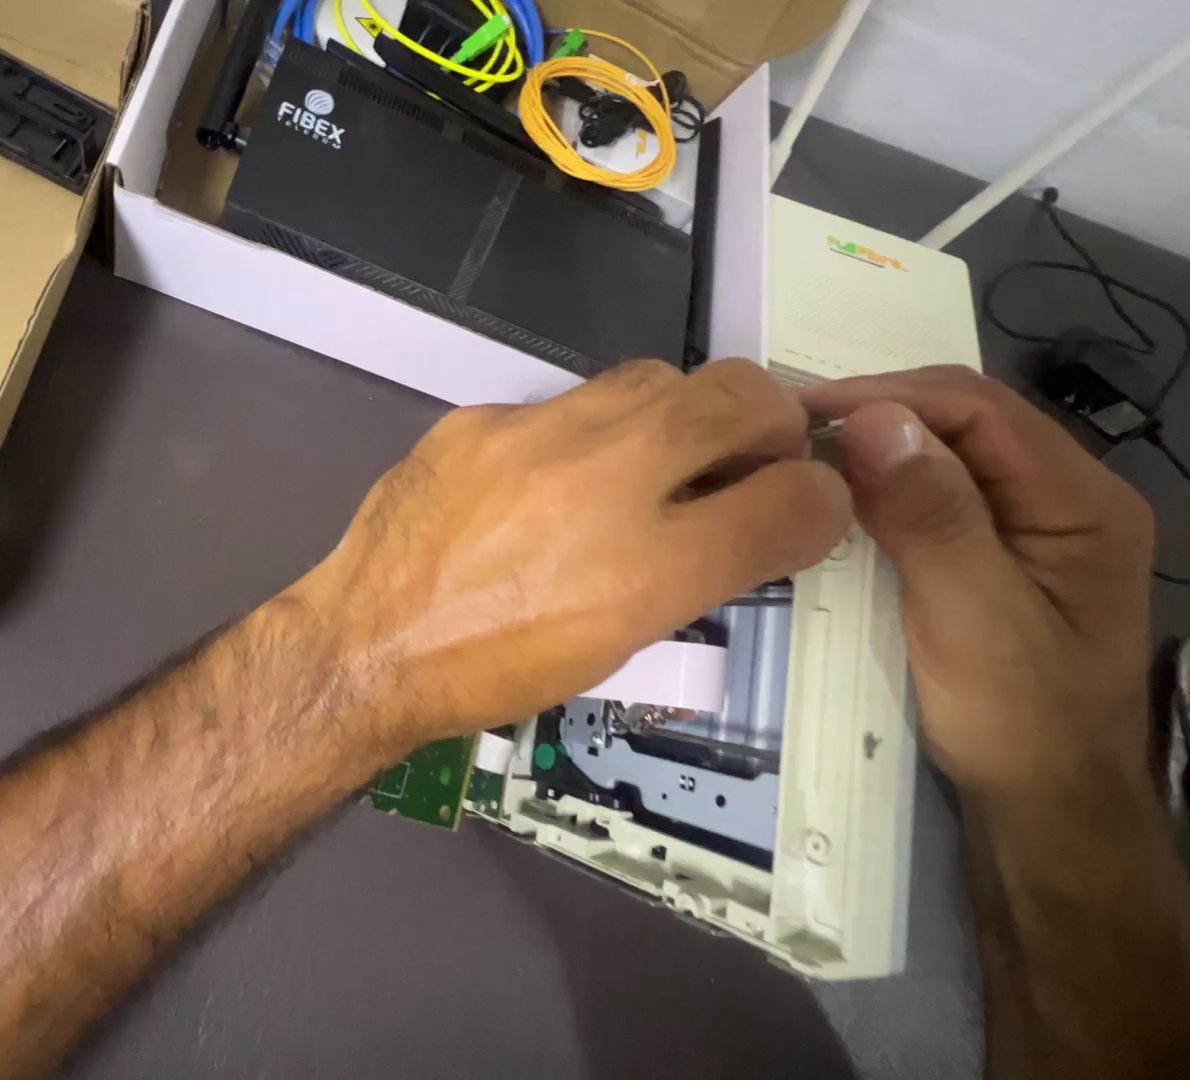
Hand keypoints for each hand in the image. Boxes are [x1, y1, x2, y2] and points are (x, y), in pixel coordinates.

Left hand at [287, 358, 850, 747]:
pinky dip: (585, 430)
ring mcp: (530, 434)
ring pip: (649, 379)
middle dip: (768, 418)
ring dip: (678, 411)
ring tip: (660, 456)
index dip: (820, 498)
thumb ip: (700, 573)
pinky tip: (558, 473)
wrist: (369, 644)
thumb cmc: (495, 669)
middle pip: (734, 396)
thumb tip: (761, 519)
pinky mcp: (475, 420)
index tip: (807, 501)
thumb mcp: (615, 644)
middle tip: (753, 453)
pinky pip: (561, 402)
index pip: (789, 502)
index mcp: (647, 569)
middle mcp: (599, 482)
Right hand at [800, 367, 1155, 806]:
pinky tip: (837, 493)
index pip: (981, 410)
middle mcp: (1062, 496)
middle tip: (790, 433)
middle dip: (878, 413)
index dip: (888, 397)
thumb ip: (930, 519)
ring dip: (874, 444)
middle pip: (966, 419)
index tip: (799, 414)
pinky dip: (879, 481)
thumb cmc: (1015, 717)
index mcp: (1083, 502)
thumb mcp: (971, 617)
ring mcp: (1027, 522)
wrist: (1041, 799)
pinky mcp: (990, 547)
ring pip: (945, 451)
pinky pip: (932, 491)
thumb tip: (872, 418)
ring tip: (802, 454)